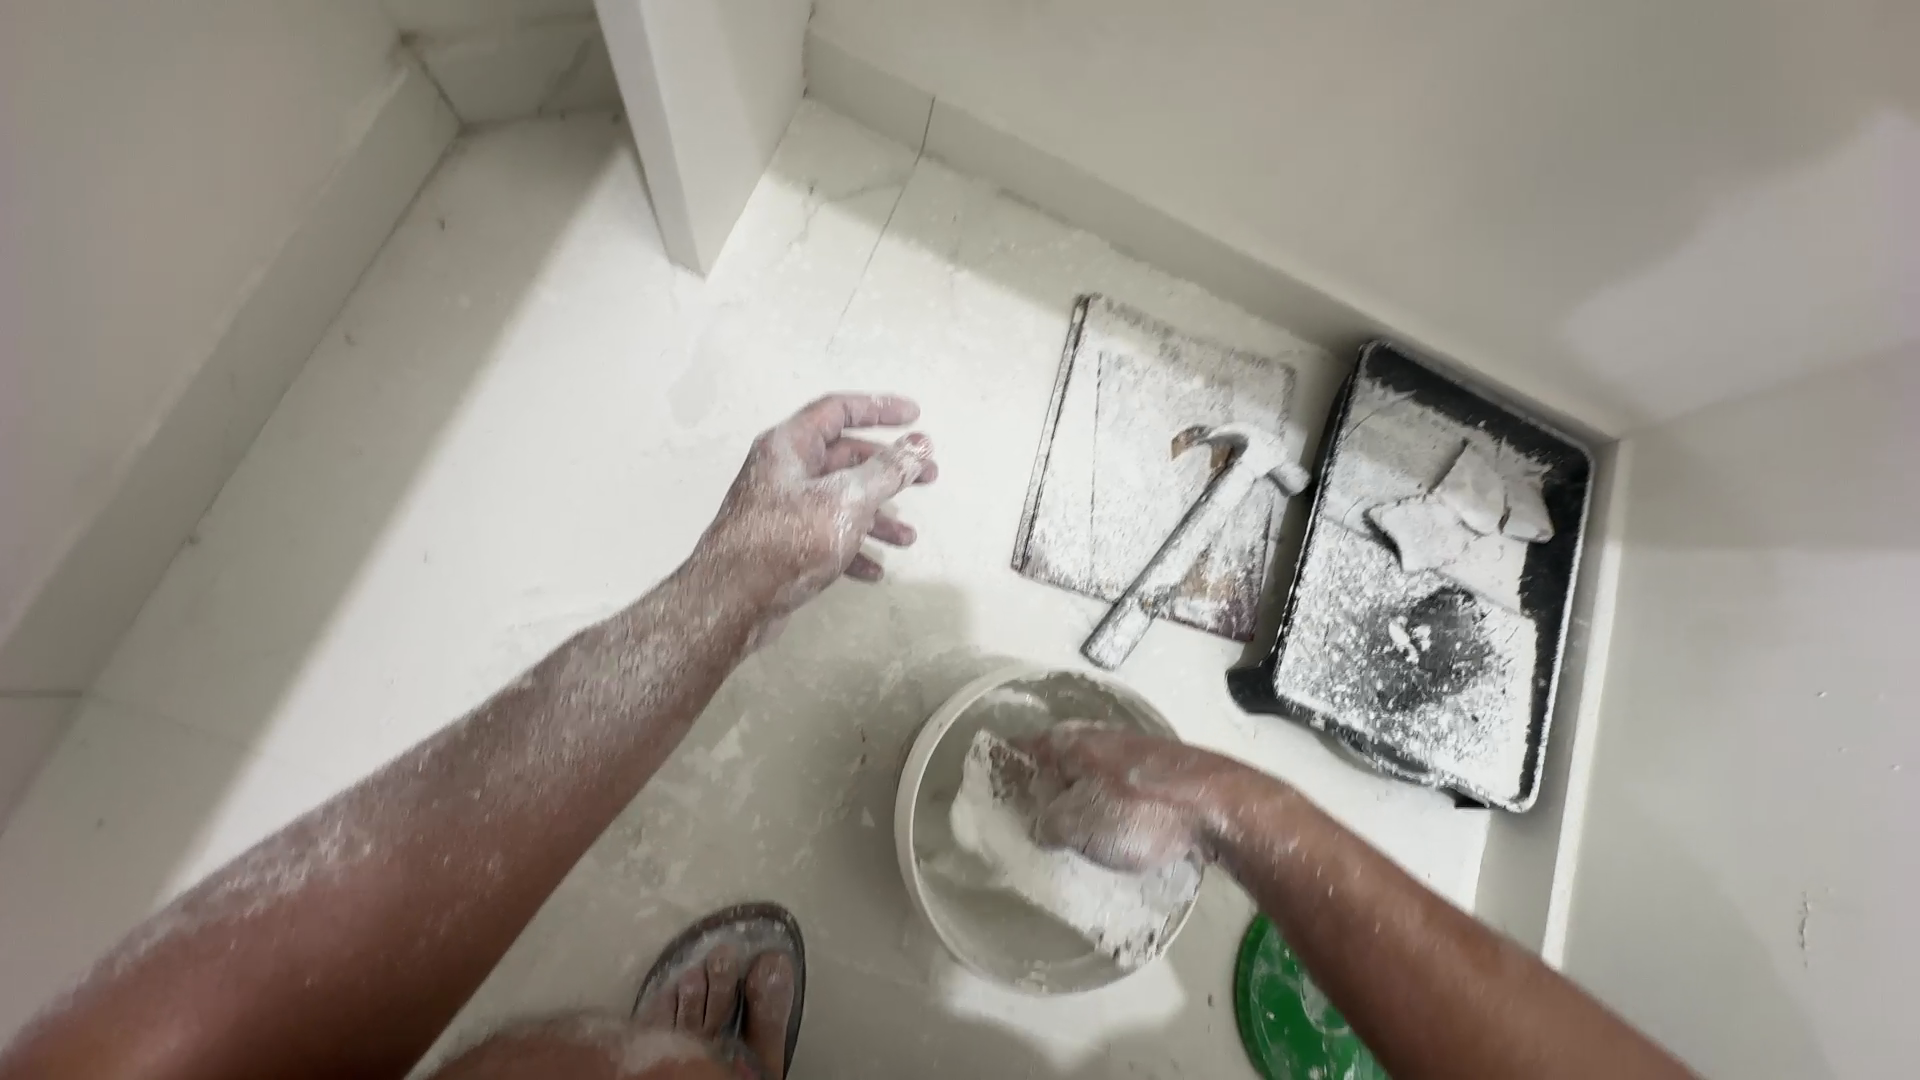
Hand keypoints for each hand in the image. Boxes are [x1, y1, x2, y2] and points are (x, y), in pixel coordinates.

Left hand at [699, 393, 936, 615]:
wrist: (732, 601)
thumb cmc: (789, 539)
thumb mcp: (848, 500)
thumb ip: (887, 470)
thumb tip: (920, 445)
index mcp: (790, 445)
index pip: (838, 410)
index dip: (880, 408)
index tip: (915, 416)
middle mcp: (784, 471)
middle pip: (844, 458)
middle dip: (889, 471)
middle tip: (928, 477)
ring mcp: (781, 509)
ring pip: (839, 502)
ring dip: (877, 517)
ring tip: (908, 538)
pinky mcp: (782, 545)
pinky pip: (826, 537)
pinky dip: (853, 548)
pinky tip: (875, 571)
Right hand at [1020, 722, 1239, 873]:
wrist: (1218, 806)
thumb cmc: (1138, 812)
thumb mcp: (1077, 826)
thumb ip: (1048, 824)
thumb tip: (1041, 825)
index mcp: (1071, 741)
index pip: (1025, 746)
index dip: (1006, 763)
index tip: (994, 784)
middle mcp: (1099, 737)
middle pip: (1058, 758)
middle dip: (1045, 782)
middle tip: (1032, 815)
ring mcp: (1134, 750)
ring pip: (1092, 771)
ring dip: (1079, 793)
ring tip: (1072, 827)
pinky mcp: (1161, 771)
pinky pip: (1120, 785)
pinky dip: (1110, 801)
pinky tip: (1115, 826)